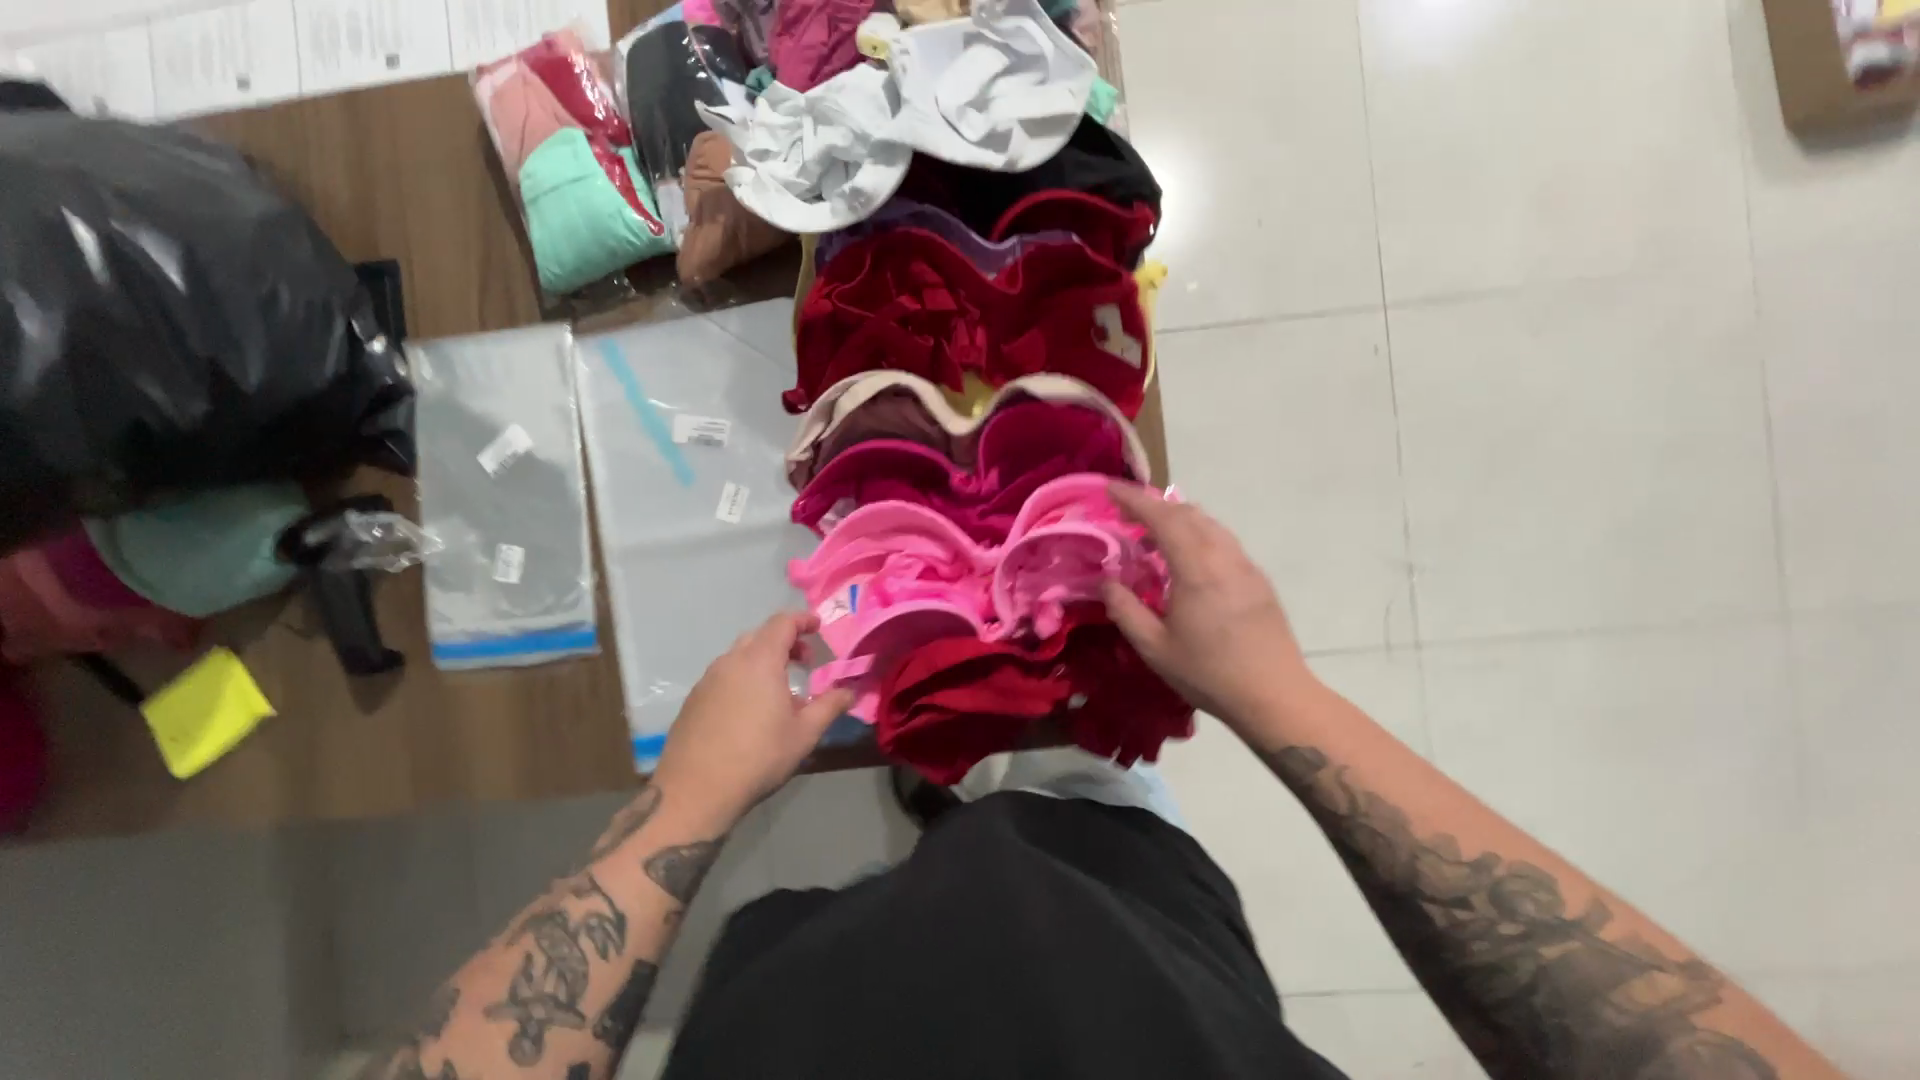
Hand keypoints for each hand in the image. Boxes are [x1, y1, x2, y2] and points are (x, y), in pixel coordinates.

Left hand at [652, 613, 855, 824]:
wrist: (695, 790)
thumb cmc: (758, 757)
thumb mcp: (804, 734)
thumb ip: (829, 706)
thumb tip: (850, 692)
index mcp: (760, 661)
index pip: (782, 623)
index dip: (802, 620)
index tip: (817, 627)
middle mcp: (730, 662)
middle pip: (759, 636)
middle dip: (784, 641)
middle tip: (803, 662)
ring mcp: (707, 680)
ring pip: (738, 656)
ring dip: (762, 661)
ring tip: (779, 690)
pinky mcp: (693, 700)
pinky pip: (723, 676)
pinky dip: (742, 678)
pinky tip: (750, 710)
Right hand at [1102, 483, 1315, 725]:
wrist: (1274, 695)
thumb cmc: (1209, 674)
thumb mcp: (1154, 648)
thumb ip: (1125, 610)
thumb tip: (1107, 582)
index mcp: (1197, 570)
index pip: (1163, 519)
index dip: (1134, 500)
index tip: (1110, 489)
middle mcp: (1224, 558)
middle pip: (1189, 514)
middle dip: (1155, 506)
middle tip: (1126, 513)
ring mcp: (1246, 566)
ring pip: (1210, 525)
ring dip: (1179, 519)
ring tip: (1153, 536)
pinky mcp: (1258, 580)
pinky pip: (1224, 542)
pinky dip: (1198, 535)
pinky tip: (1187, 559)